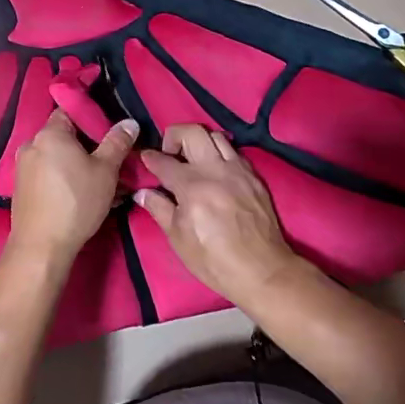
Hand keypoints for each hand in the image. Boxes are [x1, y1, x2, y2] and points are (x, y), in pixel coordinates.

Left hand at [10, 110, 138, 256]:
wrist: (41, 246)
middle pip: (64, 137)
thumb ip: (117, 143)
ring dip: (77, 165)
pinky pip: (47, 174)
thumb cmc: (76, 202)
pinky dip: (63, 179)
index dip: (91, 117)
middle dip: (87, 146)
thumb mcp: (105, 171)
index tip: (110, 131)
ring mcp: (23, 168)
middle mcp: (31, 145)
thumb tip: (129, 122)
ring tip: (100, 181)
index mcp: (49, 134)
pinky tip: (81, 195)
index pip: (70, 112)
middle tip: (111, 159)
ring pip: (56, 158)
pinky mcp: (22, 189)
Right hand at [136, 125, 307, 305]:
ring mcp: (238, 170)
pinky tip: (214, 170)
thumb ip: (159, 209)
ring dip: (199, 141)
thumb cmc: (214, 260)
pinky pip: (233, 152)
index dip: (149, 158)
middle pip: (192, 132)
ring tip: (192, 159)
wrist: (262, 270)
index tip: (144, 158)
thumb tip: (143, 193)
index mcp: (192, 186)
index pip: (164, 161)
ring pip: (215, 136)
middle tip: (169, 154)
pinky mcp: (253, 177)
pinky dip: (219, 153)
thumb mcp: (179, 239)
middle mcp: (215, 170)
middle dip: (173, 136)